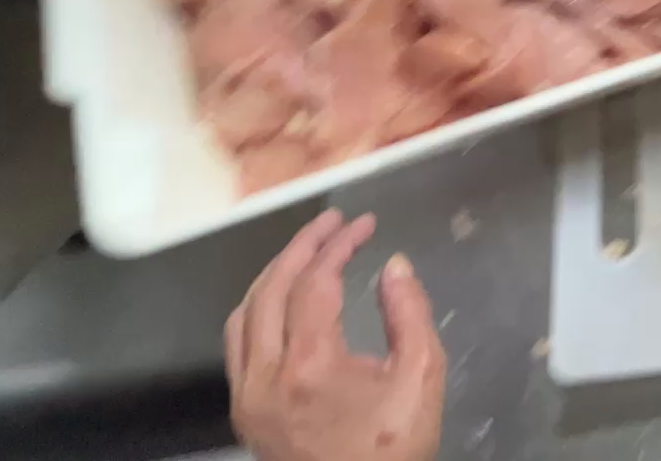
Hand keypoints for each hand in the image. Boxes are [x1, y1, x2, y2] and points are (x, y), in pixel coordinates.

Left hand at [226, 210, 446, 460]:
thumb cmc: (396, 443)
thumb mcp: (422, 372)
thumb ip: (410, 312)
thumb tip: (394, 264)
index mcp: (309, 367)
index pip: (314, 283)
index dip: (340, 244)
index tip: (366, 223)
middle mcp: (264, 379)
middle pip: (269, 291)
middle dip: (302, 246)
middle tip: (335, 221)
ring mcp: (246, 398)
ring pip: (243, 315)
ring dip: (277, 273)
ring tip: (312, 248)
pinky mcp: (244, 411)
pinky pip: (238, 341)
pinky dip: (261, 303)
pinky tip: (288, 295)